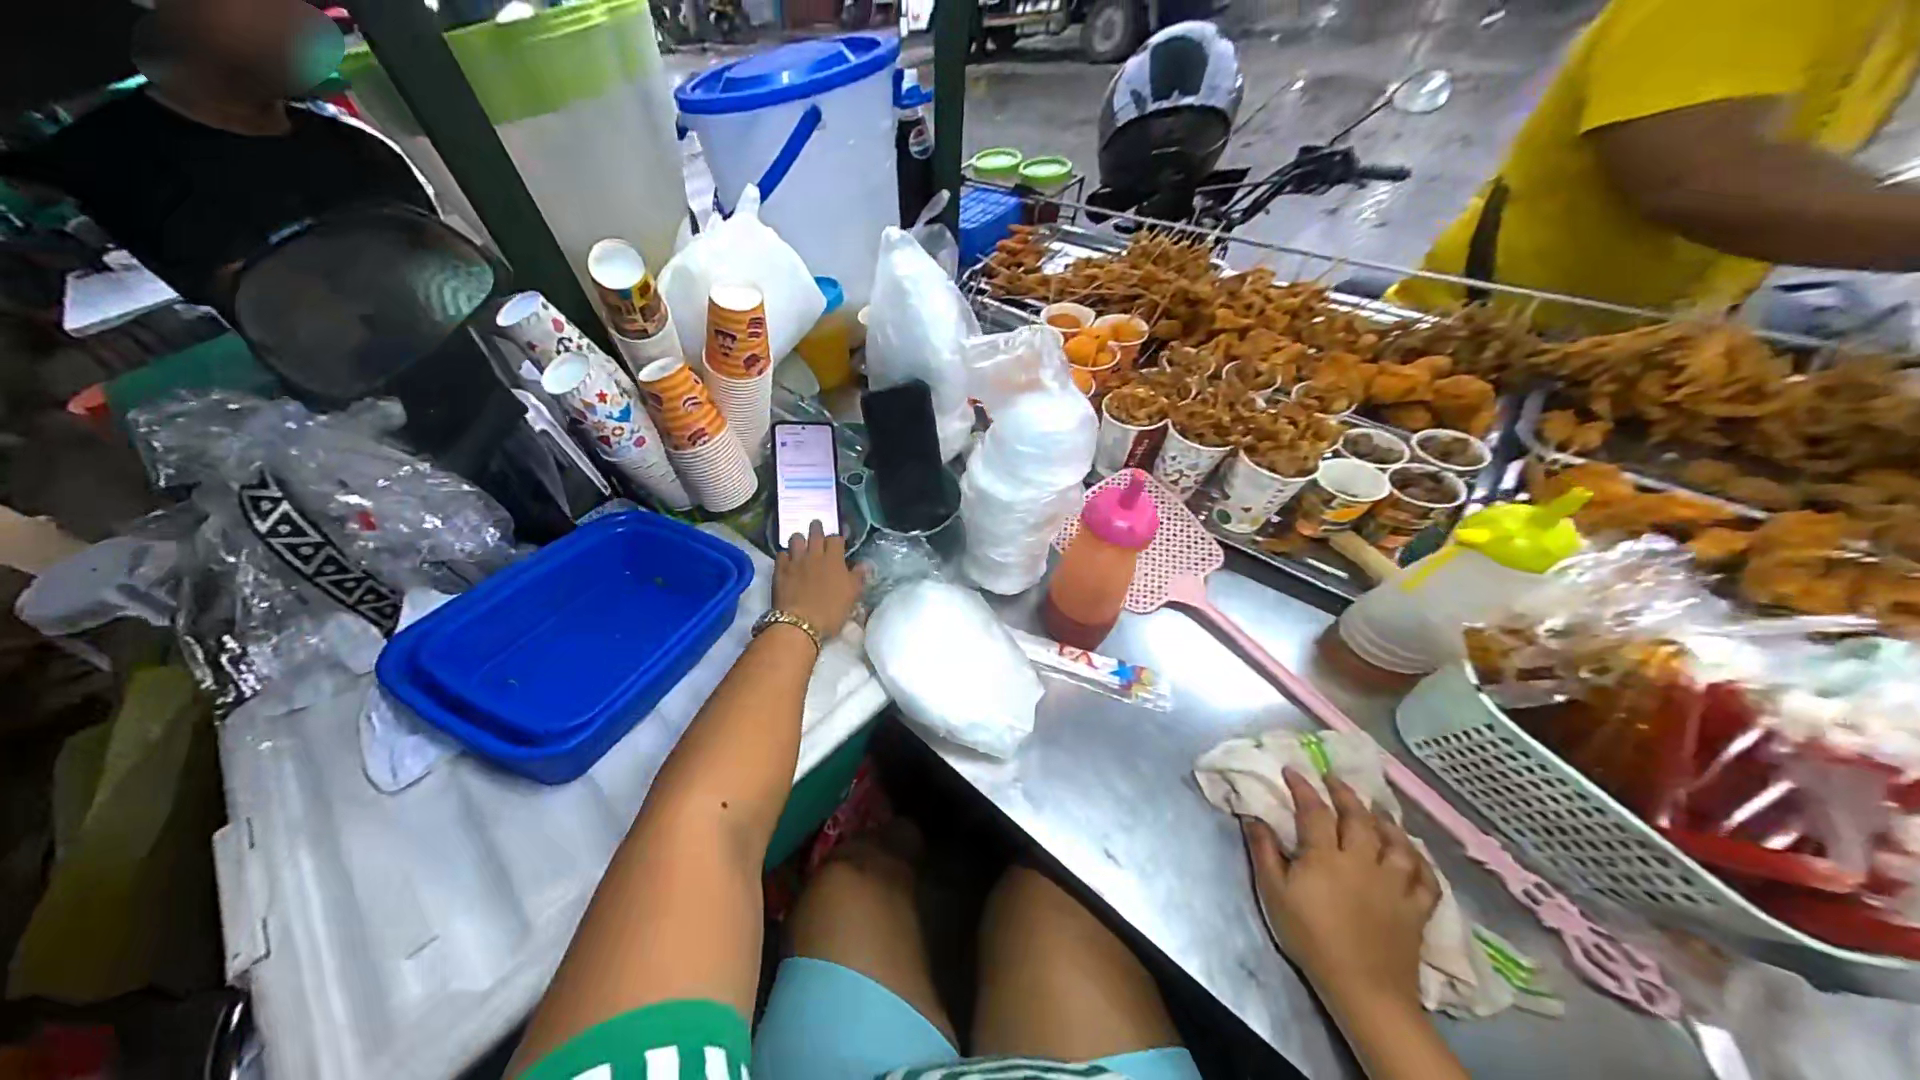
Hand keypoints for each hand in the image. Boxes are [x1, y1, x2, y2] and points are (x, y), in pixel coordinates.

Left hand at [773, 521, 861, 638]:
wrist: (800, 623)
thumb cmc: (831, 611)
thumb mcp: (852, 596)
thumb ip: (858, 577)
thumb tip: (864, 564)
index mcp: (834, 559)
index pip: (836, 538)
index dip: (837, 538)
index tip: (838, 540)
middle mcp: (814, 555)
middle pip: (815, 532)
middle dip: (817, 528)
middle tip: (817, 527)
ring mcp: (795, 560)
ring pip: (796, 539)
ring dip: (799, 539)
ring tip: (800, 543)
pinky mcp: (780, 569)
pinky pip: (781, 554)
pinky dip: (785, 554)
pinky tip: (787, 560)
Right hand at [1243, 768, 1439, 1010]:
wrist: (1362, 988)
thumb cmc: (1311, 939)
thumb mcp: (1274, 895)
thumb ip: (1264, 853)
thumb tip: (1253, 817)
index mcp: (1326, 856)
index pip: (1315, 811)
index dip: (1303, 787)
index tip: (1292, 771)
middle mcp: (1364, 860)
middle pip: (1358, 817)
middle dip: (1345, 793)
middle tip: (1333, 779)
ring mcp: (1395, 883)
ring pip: (1396, 841)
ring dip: (1385, 821)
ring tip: (1376, 810)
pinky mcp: (1417, 907)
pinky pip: (1425, 877)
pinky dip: (1420, 860)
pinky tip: (1412, 852)